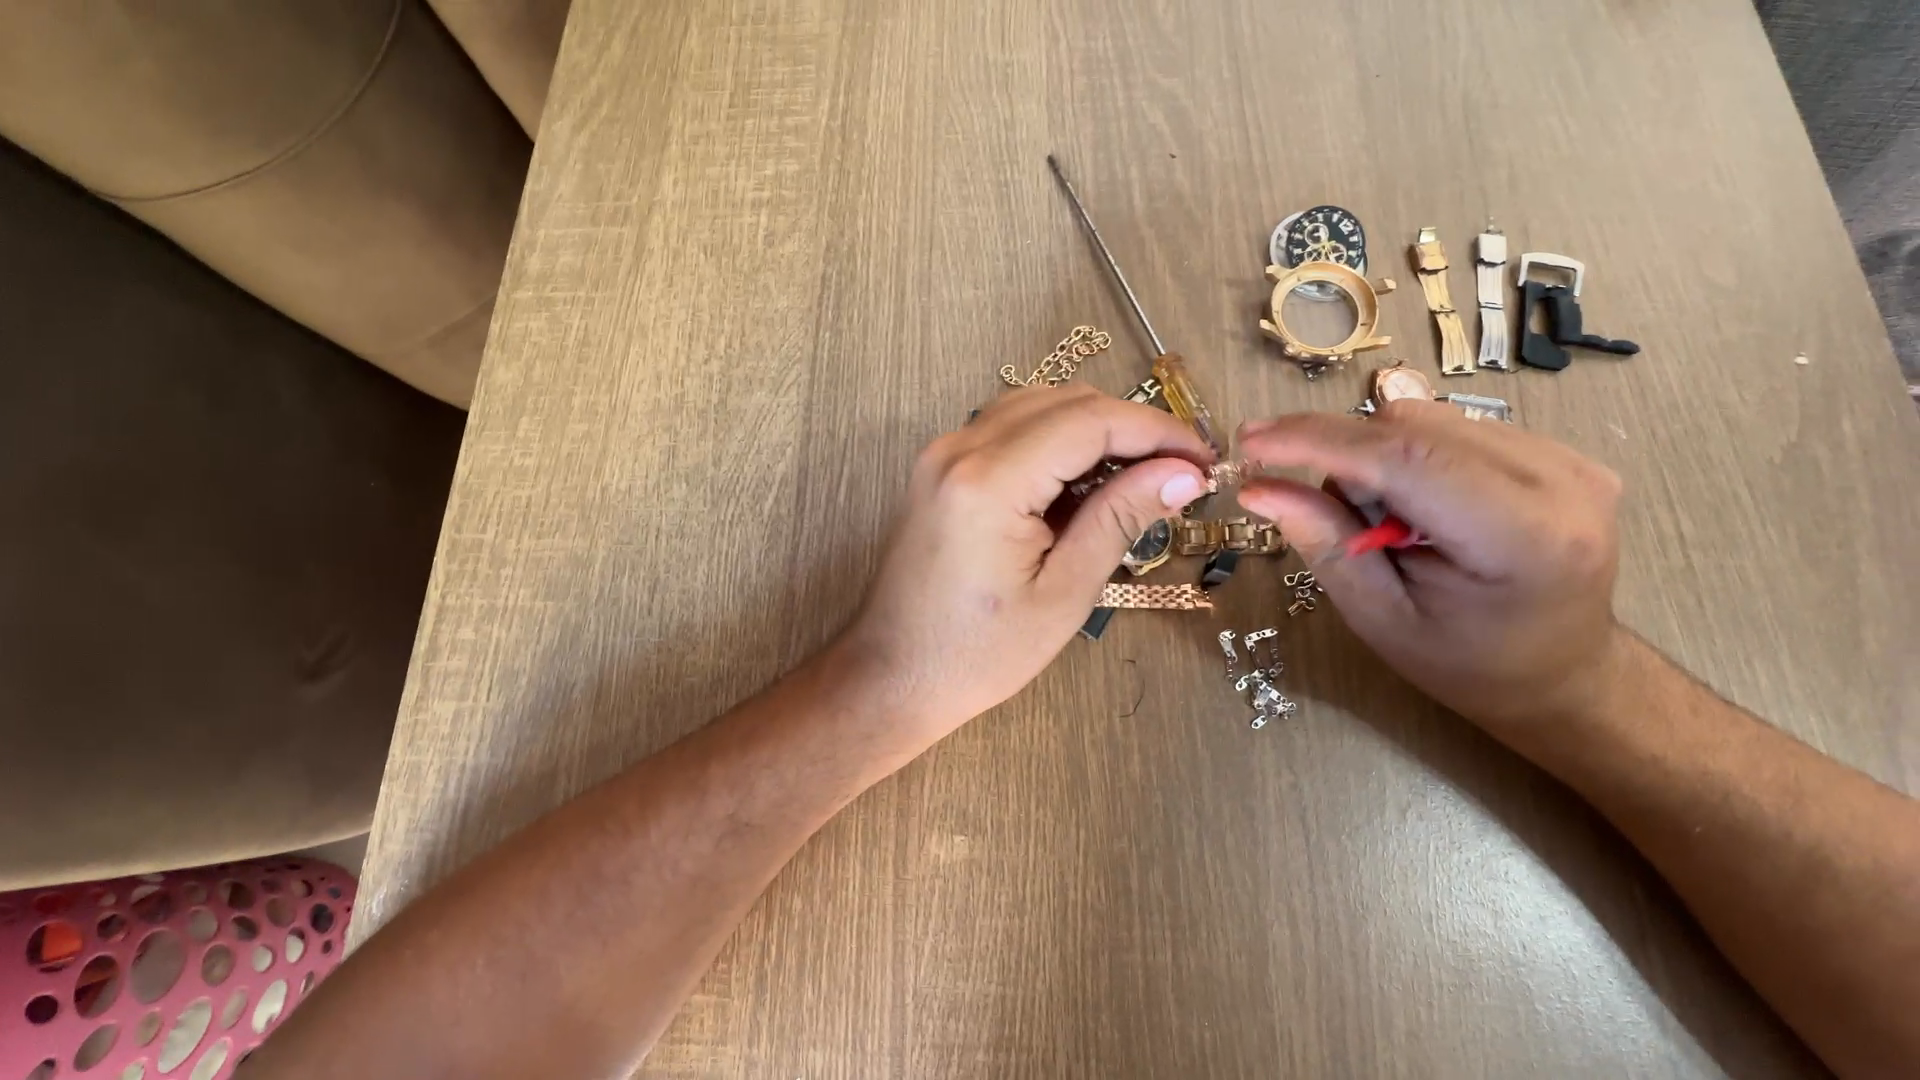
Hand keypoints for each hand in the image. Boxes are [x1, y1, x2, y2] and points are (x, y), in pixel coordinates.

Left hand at [837, 385, 1211, 735]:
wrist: (893, 674)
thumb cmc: (979, 653)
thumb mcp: (1063, 594)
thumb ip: (1121, 519)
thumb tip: (1183, 473)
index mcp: (989, 481)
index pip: (1091, 420)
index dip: (1157, 431)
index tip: (1204, 458)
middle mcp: (958, 447)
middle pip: (1065, 401)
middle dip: (1131, 427)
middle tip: (1179, 471)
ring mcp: (943, 452)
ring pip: (1037, 405)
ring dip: (1094, 429)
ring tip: (1139, 476)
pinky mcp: (940, 467)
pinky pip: (1009, 428)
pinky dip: (1056, 440)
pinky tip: (1085, 480)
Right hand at [1237, 399, 1624, 729]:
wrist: (1561, 672)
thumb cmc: (1464, 662)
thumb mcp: (1379, 617)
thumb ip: (1324, 543)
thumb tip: (1257, 488)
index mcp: (1522, 537)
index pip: (1403, 458)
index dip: (1317, 440)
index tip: (1249, 440)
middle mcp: (1559, 481)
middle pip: (1411, 427)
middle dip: (1347, 459)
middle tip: (1336, 516)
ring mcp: (1568, 458)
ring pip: (1427, 418)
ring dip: (1378, 458)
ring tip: (1388, 522)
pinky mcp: (1562, 450)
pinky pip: (1452, 425)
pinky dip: (1411, 456)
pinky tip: (1422, 507)